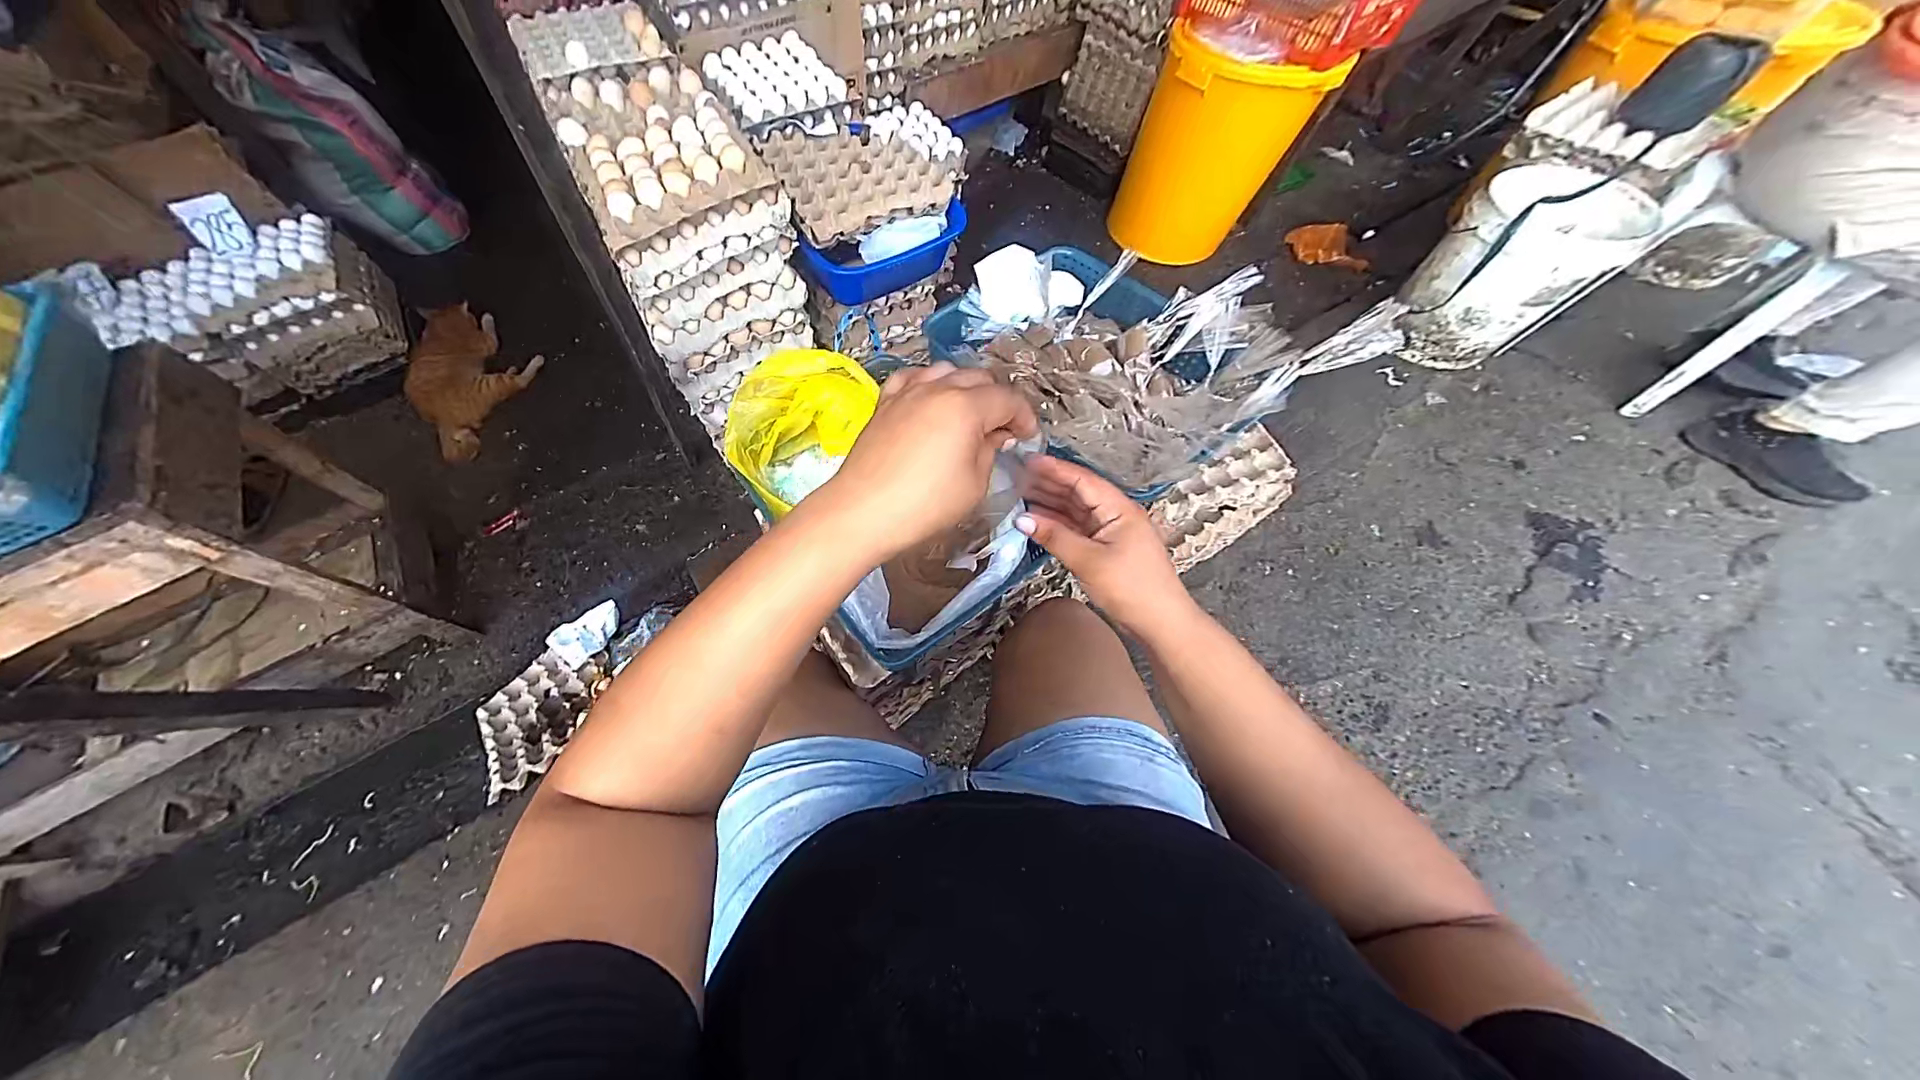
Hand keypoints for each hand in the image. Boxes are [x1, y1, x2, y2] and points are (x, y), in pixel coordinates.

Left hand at [810, 363, 1038, 561]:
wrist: (862, 513)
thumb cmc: (923, 505)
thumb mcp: (974, 485)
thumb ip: (989, 451)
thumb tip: (995, 435)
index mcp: (966, 407)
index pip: (1008, 399)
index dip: (1024, 417)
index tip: (1027, 436)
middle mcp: (937, 389)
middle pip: (979, 379)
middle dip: (998, 401)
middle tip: (1003, 429)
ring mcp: (907, 392)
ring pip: (946, 371)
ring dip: (966, 388)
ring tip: (970, 414)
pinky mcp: (885, 403)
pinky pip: (913, 378)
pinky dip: (930, 383)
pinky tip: (931, 400)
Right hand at [1014, 455, 1194, 636]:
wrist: (1160, 622)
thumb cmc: (1134, 589)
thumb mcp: (1089, 560)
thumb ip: (1054, 537)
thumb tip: (1024, 520)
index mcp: (1120, 509)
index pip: (1082, 480)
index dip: (1055, 469)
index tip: (1030, 461)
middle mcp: (1117, 515)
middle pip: (1079, 492)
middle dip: (1049, 484)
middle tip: (1019, 477)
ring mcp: (1112, 532)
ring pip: (1077, 511)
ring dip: (1051, 504)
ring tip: (1022, 496)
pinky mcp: (1107, 549)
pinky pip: (1078, 529)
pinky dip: (1058, 525)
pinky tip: (1039, 523)